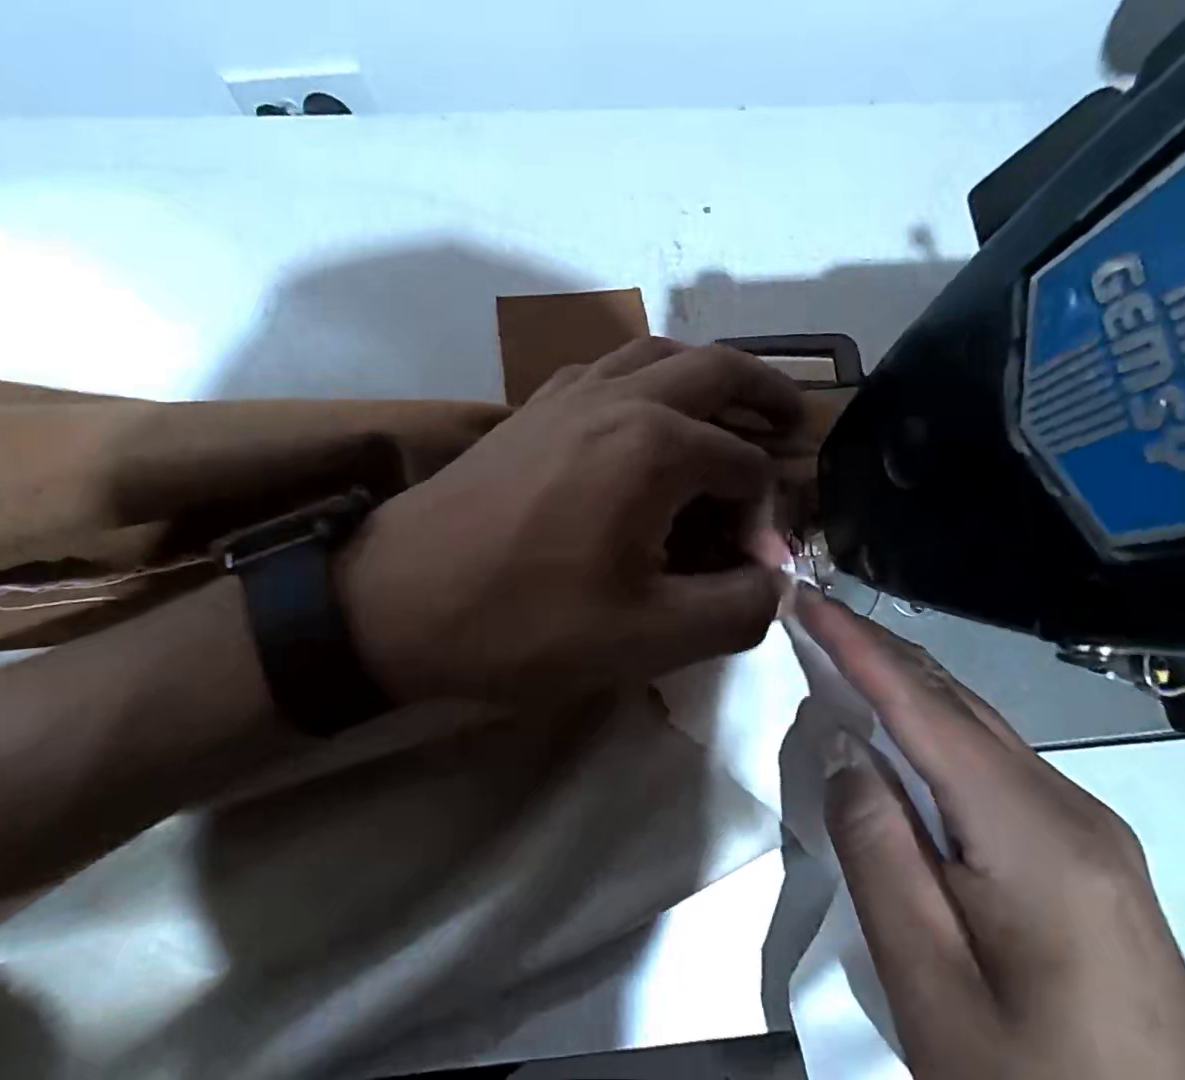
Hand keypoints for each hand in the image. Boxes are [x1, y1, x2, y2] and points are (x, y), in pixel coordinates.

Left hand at [339, 338, 801, 702]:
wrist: (391, 603)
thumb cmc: (523, 623)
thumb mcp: (648, 639)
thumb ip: (736, 610)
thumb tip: (777, 584)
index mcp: (656, 447)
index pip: (746, 466)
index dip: (764, 515)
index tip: (755, 564)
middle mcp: (621, 399)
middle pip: (715, 369)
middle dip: (764, 392)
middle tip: (793, 420)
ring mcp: (570, 393)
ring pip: (660, 353)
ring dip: (707, 373)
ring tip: (733, 405)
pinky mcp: (533, 407)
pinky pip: (608, 367)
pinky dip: (648, 376)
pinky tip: (646, 412)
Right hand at [796, 588, 1184, 1079]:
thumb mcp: (928, 984)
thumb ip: (879, 851)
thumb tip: (846, 748)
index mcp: (1034, 830)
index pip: (925, 707)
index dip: (859, 646)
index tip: (808, 599)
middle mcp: (1071, 806)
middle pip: (961, 706)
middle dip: (884, 655)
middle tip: (818, 621)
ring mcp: (1091, 829)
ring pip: (984, 733)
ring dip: (913, 692)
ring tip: (851, 664)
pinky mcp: (1094, 856)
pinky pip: (1003, 770)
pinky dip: (944, 738)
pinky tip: (913, 745)